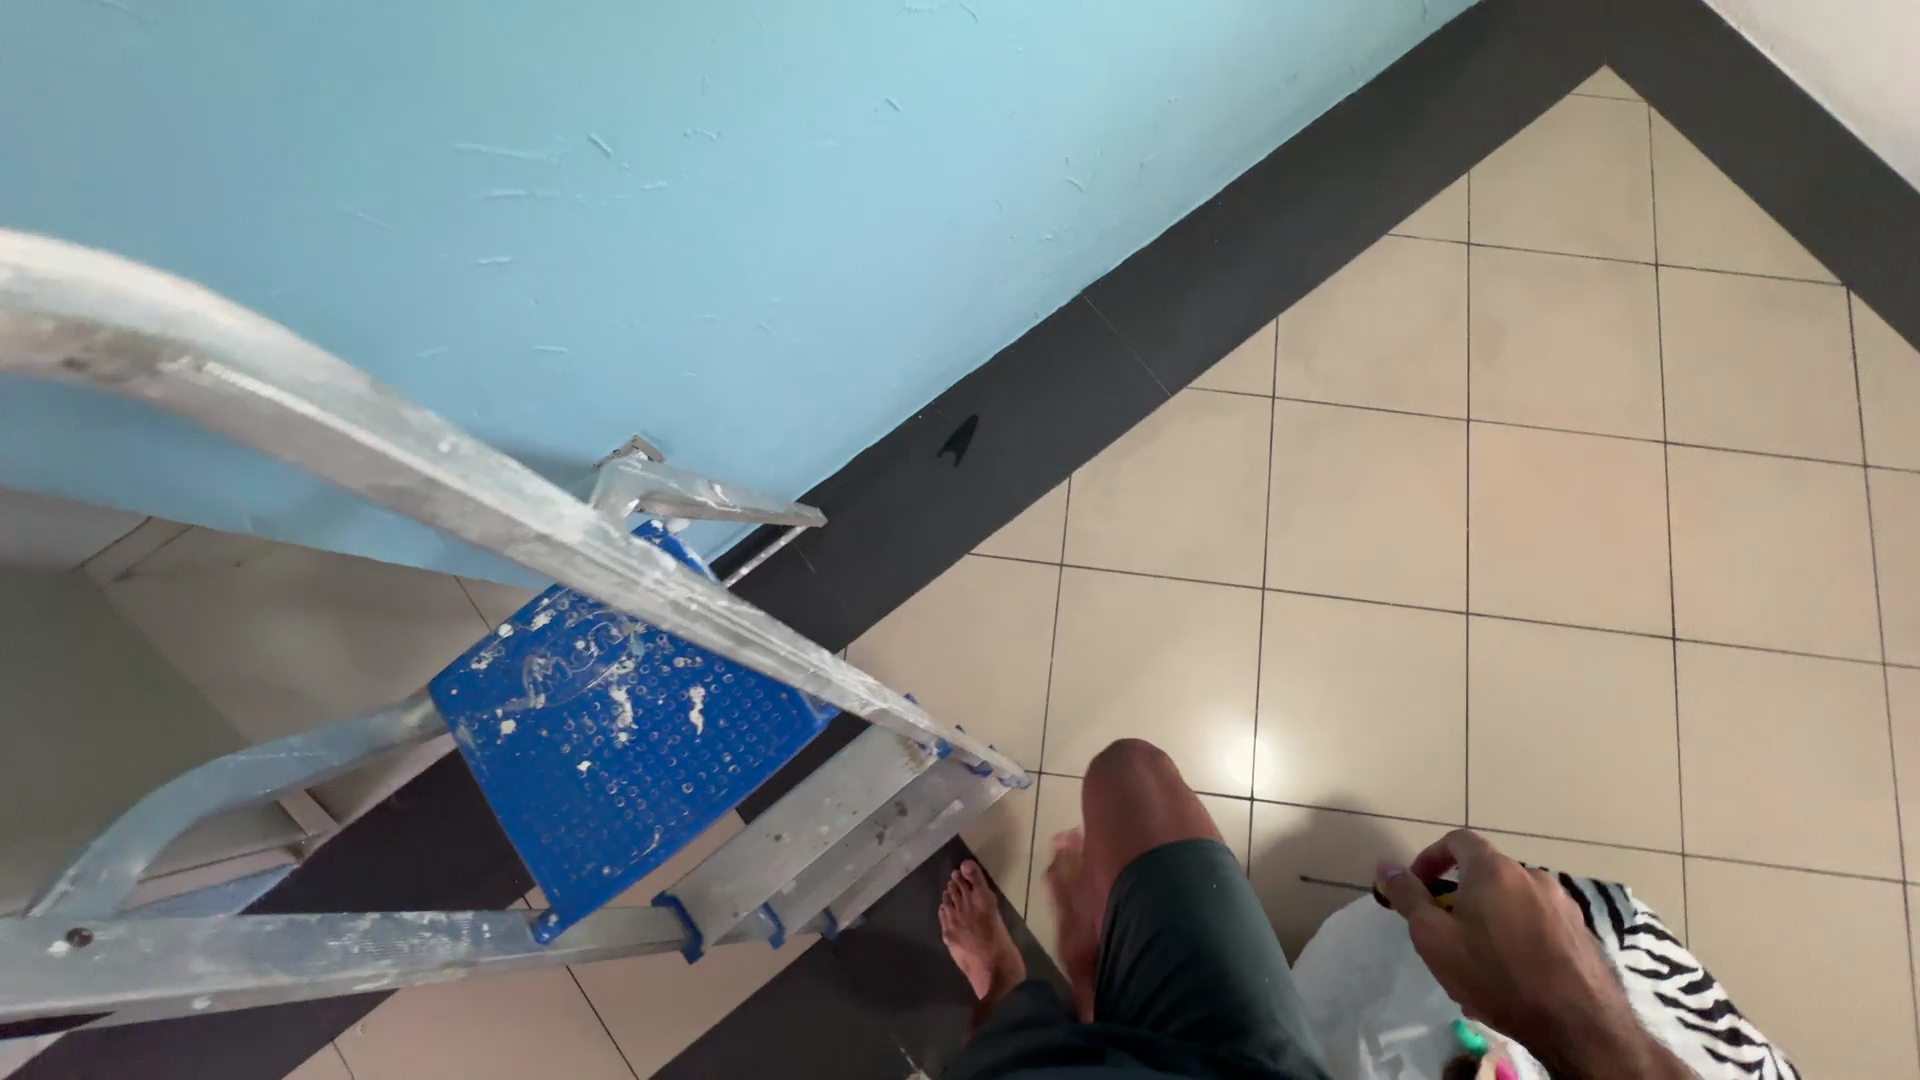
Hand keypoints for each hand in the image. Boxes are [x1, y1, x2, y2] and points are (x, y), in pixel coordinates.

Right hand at [1375, 829, 1690, 1079]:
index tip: (1419, 886)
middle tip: (1446, 931)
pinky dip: (1518, 938)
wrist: (1583, 1030)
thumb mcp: (1433, 936)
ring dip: (1490, 920)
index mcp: (1494, 870)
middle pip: (1486, 874)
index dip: (1432, 857)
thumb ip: (1407, 896)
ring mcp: (1564, 908)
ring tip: (1478, 960)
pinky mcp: (1584, 937)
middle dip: (1460, 897)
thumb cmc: (1496, 975)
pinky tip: (1512, 976)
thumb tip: (1387, 866)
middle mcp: (1533, 877)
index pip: (1457, 840)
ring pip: (1513, 903)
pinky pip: (1538, 926)